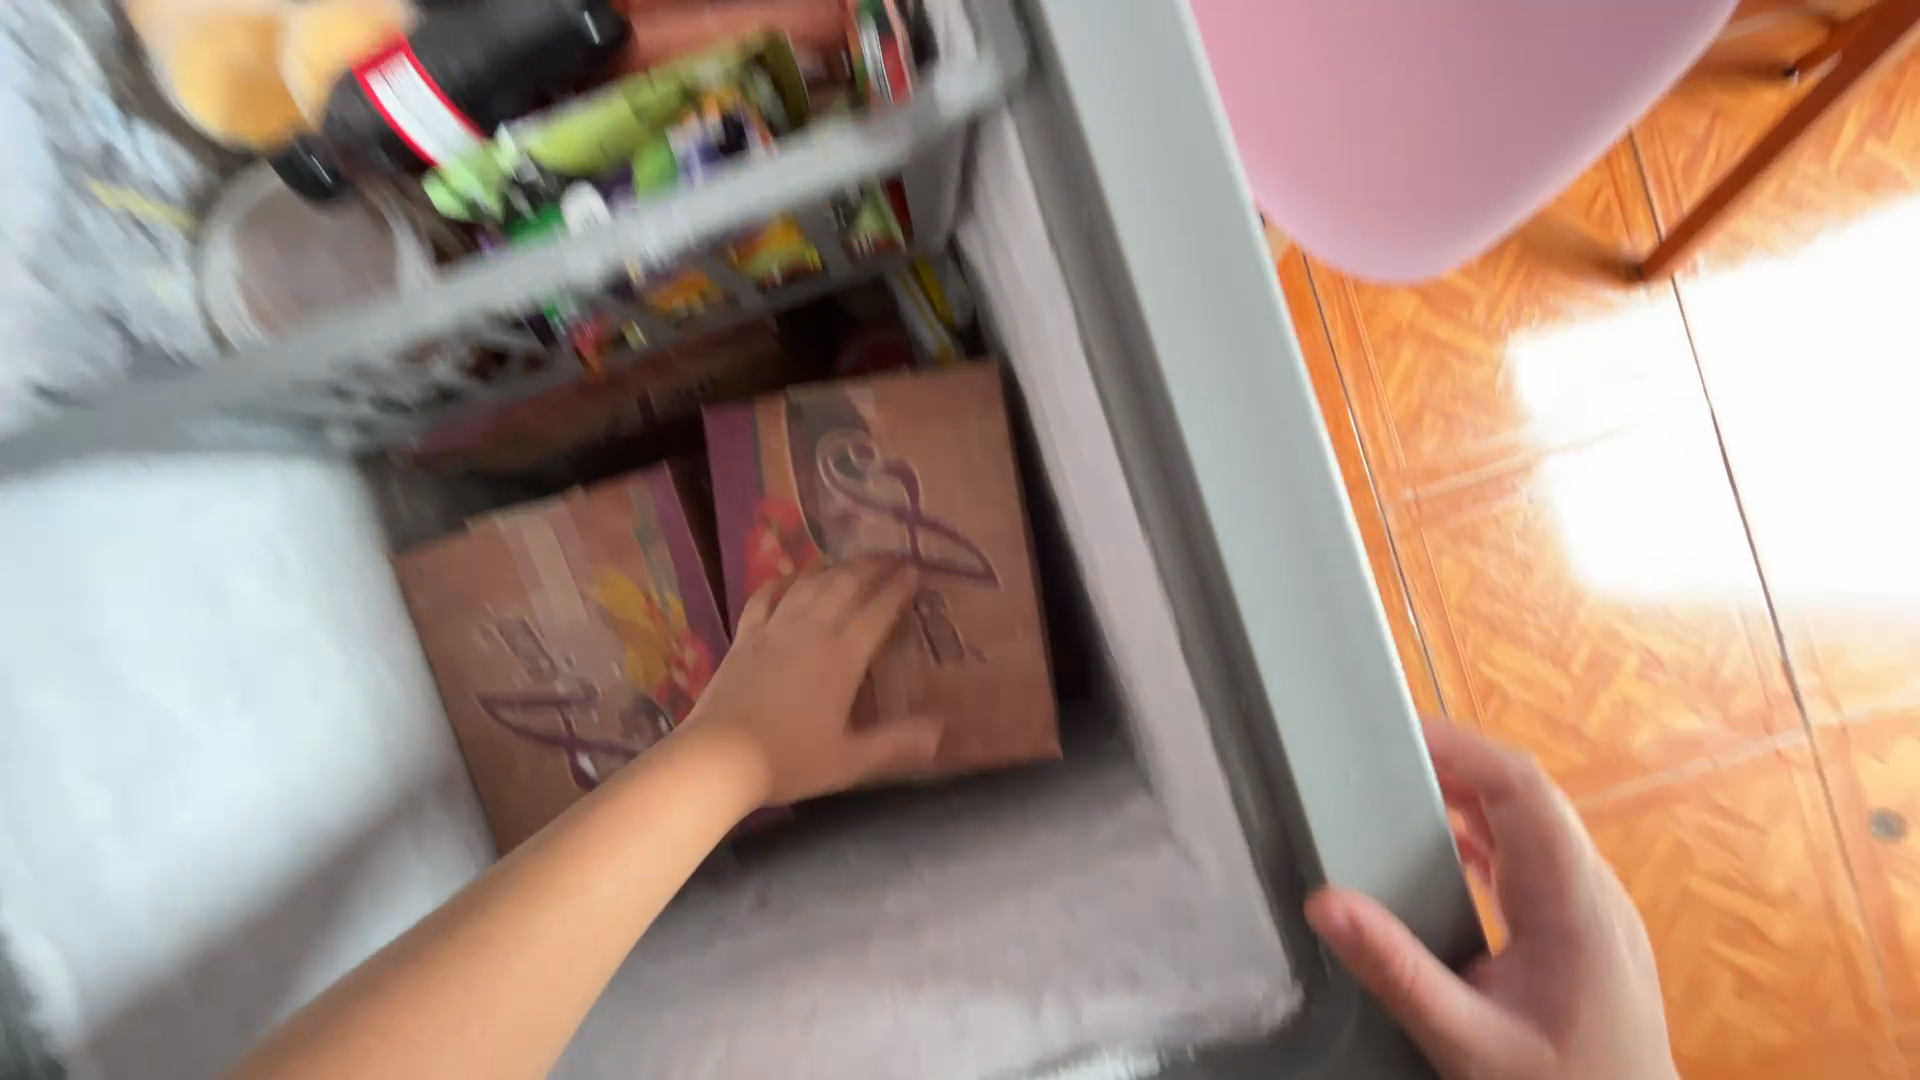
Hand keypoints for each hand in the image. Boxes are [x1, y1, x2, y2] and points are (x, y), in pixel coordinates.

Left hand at [677, 557, 943, 806]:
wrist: (719, 758)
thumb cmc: (789, 759)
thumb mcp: (850, 760)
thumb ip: (897, 742)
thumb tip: (942, 731)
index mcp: (843, 655)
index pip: (878, 609)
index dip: (899, 587)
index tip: (916, 571)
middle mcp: (812, 629)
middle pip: (846, 583)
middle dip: (872, 566)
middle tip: (892, 559)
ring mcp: (775, 627)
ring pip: (811, 582)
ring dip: (836, 567)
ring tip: (853, 565)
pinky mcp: (746, 634)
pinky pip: (768, 594)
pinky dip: (785, 580)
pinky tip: (794, 578)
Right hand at [1305, 724, 1677, 1079]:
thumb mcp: (1469, 1041)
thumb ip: (1396, 971)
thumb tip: (1321, 900)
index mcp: (1574, 904)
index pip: (1524, 791)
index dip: (1462, 748)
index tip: (1396, 731)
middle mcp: (1590, 891)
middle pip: (1525, 794)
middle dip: (1453, 758)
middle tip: (1378, 749)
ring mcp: (1589, 907)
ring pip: (1526, 819)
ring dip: (1462, 789)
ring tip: (1394, 781)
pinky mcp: (1577, 924)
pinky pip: (1524, 851)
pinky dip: (1474, 827)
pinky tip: (1432, 840)